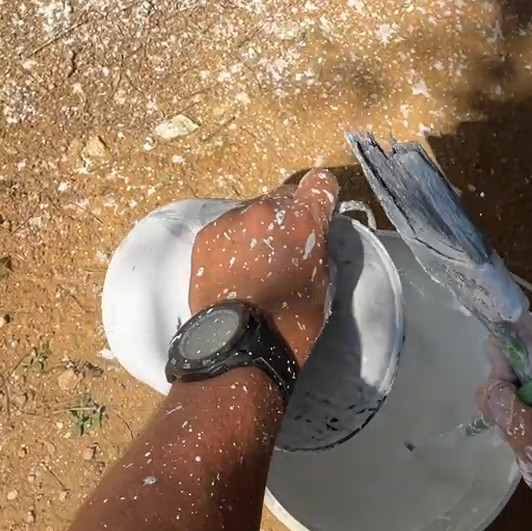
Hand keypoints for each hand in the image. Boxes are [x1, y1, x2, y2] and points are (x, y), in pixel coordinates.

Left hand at [189, 170, 338, 363]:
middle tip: (283, 246)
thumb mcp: (323, 283)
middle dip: (287, 216)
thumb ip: (319, 248)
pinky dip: (234, 241)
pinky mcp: (207, 233)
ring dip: (258, 228)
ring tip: (254, 262)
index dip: (321, 195)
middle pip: (283, 197)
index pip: (320, 183)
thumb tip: (312, 238)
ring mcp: (233, 219)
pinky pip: (228, 227)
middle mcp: (267, 209)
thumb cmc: (291, 321)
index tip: (319, 209)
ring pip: (253, 211)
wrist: (237, 347)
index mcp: (303, 219)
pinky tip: (233, 267)